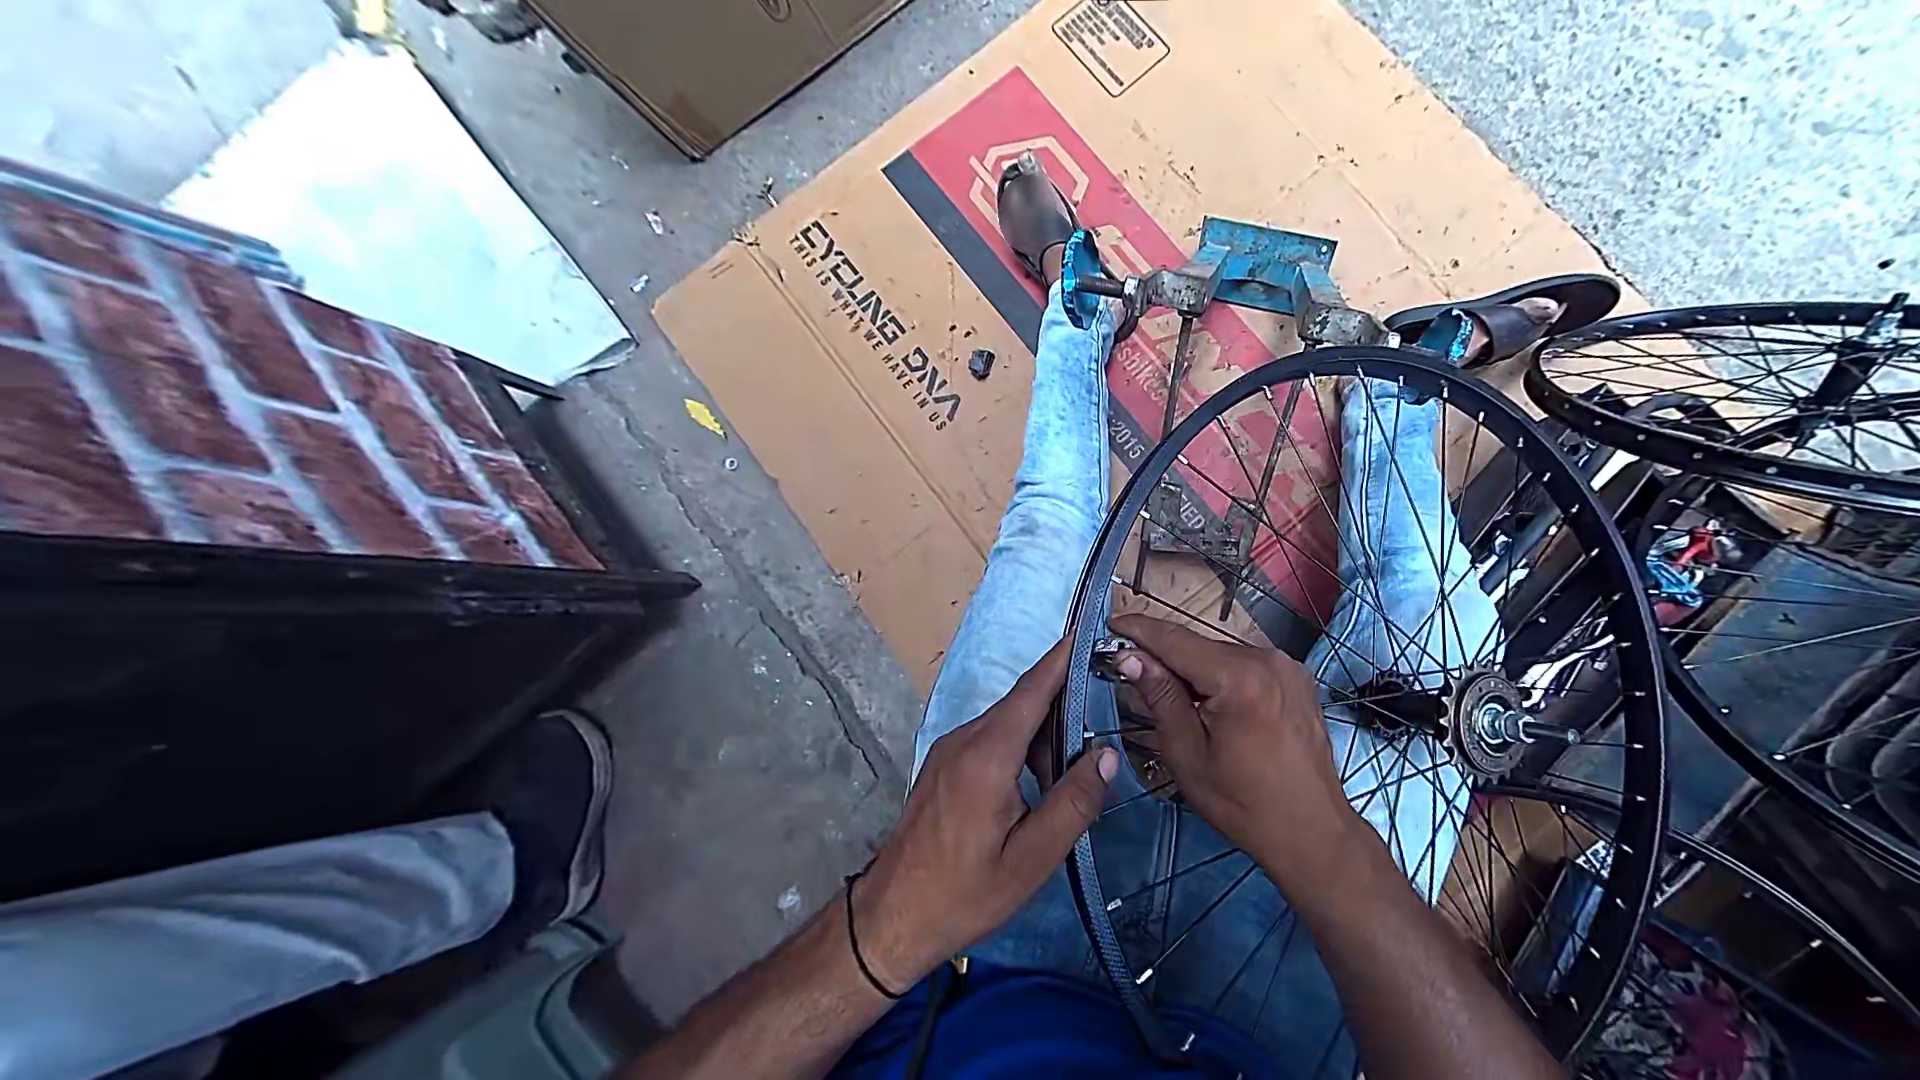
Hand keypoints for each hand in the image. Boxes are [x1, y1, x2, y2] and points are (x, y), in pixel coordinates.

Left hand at [852, 641, 1118, 990]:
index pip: (1032, 691)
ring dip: (1040, 732)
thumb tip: (1107, 755)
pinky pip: (988, 738)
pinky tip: (1035, 778)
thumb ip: (1074, 802)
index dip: (1060, 660)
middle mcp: (964, 739)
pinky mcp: (943, 764)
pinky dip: (1018, 745)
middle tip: (1101, 717)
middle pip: (1020, 704)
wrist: (894, 914)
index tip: (1087, 634)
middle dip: (1061, 703)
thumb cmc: (966, 891)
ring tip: (1072, 765)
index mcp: (988, 755)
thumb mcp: (1033, 858)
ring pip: (1005, 722)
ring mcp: (948, 749)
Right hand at [1109, 614, 1359, 891]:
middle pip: (1197, 645)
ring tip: (1166, 692)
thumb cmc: (1242, 803)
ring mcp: (1287, 666)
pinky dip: (1216, 674)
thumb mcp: (1186, 754)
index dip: (1137, 630)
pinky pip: (1242, 663)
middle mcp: (1268, 659)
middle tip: (1127, 670)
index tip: (1109, 625)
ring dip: (1189, 666)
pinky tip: (1206, 701)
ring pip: (1218, 653)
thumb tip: (1129, 656)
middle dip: (1161, 654)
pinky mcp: (1295, 677)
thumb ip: (1160, 696)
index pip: (1175, 639)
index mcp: (1240, 678)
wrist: (1313, 832)